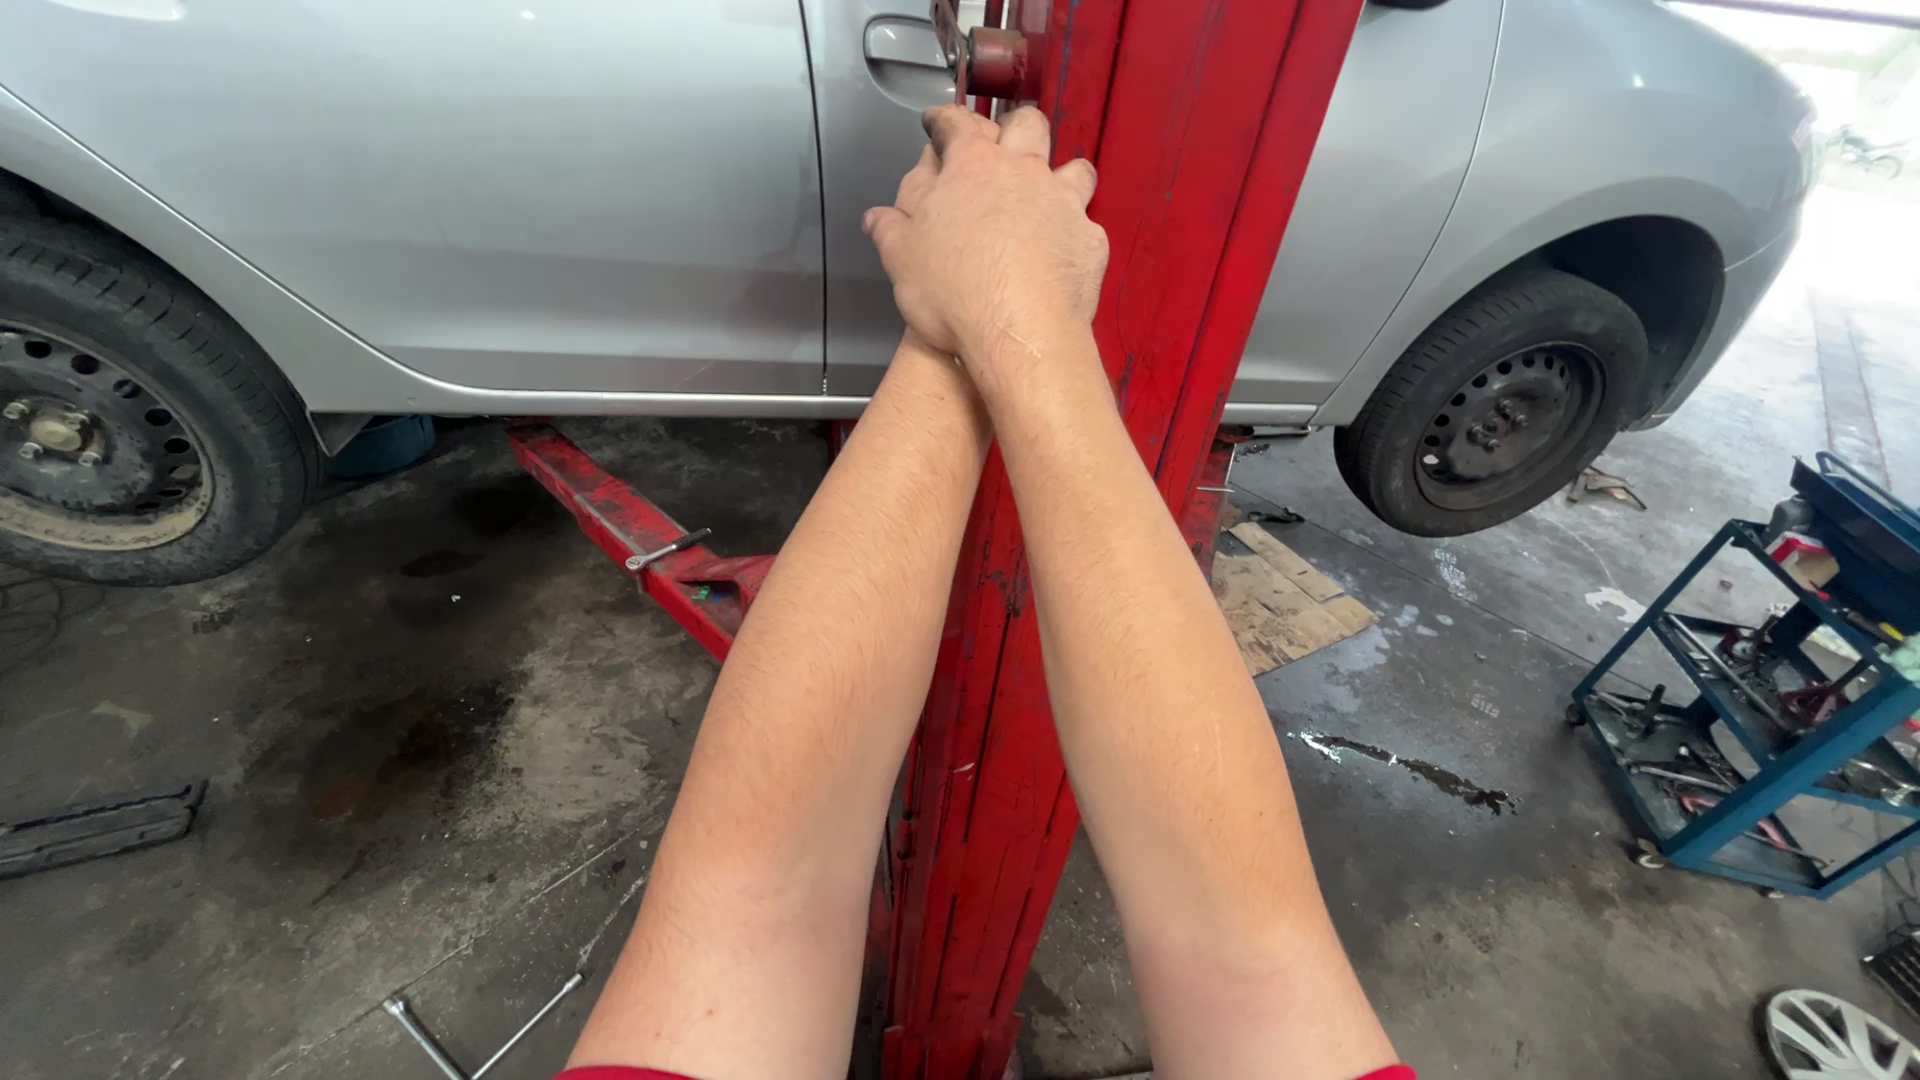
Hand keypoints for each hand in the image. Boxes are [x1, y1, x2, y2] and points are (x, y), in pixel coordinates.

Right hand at [863, 106, 1106, 394]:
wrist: (1018, 334)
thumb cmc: (955, 294)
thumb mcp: (903, 262)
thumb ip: (890, 232)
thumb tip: (877, 218)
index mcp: (971, 168)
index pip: (956, 124)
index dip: (943, 119)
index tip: (937, 122)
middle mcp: (1022, 173)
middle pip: (1026, 126)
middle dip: (1014, 127)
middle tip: (1003, 144)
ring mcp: (1062, 203)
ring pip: (1073, 168)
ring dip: (1062, 173)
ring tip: (1050, 191)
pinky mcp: (1088, 240)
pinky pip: (1087, 224)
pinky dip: (1076, 232)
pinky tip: (1065, 249)